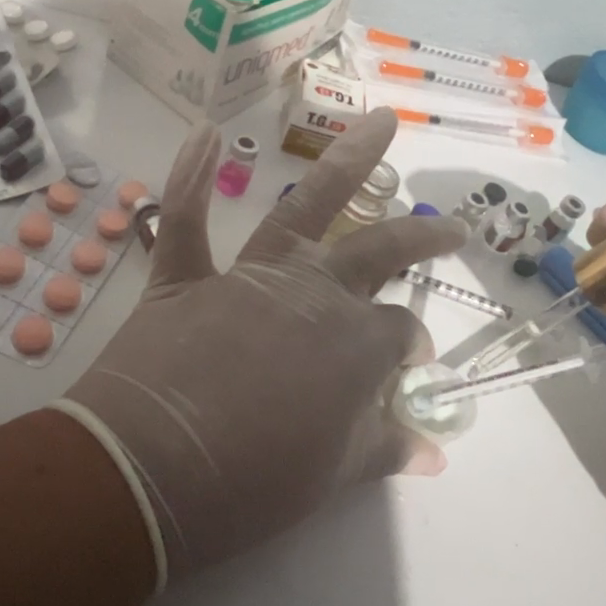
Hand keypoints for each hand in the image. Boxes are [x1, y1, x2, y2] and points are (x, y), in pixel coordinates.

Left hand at [52, 109, 468, 587]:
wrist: (152, 476)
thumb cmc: (254, 482)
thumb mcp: (334, 474)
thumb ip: (385, 448)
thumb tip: (435, 451)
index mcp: (356, 343)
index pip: (400, 333)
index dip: (411, 348)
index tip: (412, 367)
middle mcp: (314, 294)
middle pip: (380, 252)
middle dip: (421, 239)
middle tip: (453, 230)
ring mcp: (250, 278)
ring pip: (304, 206)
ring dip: (345, 160)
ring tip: (379, 122)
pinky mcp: (185, 280)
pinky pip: (186, 219)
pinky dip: (190, 176)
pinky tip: (208, 132)